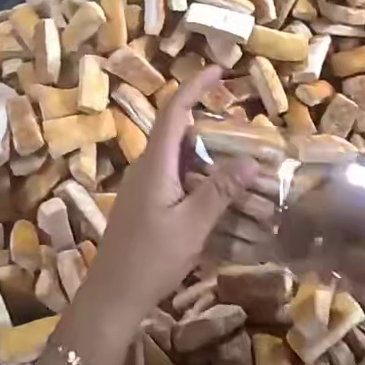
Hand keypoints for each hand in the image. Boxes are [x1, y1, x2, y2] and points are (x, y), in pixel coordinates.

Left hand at [72, 67, 254, 328]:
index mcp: (154, 164)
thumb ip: (219, 192)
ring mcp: (142, 185)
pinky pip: (172, 173)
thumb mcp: (192, 226)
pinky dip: (196, 170)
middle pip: (175, 129)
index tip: (217, 69)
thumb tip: (251, 161)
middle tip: (241, 119)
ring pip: (175, 154)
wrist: (113, 294)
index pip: (174, 112)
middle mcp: (145, 167)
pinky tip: (217, 187)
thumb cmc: (151, 259)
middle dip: (205, 117)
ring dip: (204, 148)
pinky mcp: (144, 202)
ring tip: (238, 151)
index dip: (194, 87)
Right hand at [273, 160, 364, 318]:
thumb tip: (313, 255)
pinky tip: (350, 251)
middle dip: (300, 224)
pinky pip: (361, 208)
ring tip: (313, 255)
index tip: (277, 257)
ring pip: (340, 201)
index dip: (288, 231)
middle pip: (321, 197)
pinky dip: (344, 226)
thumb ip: (353, 263)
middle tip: (291, 256)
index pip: (311, 209)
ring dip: (320, 224)